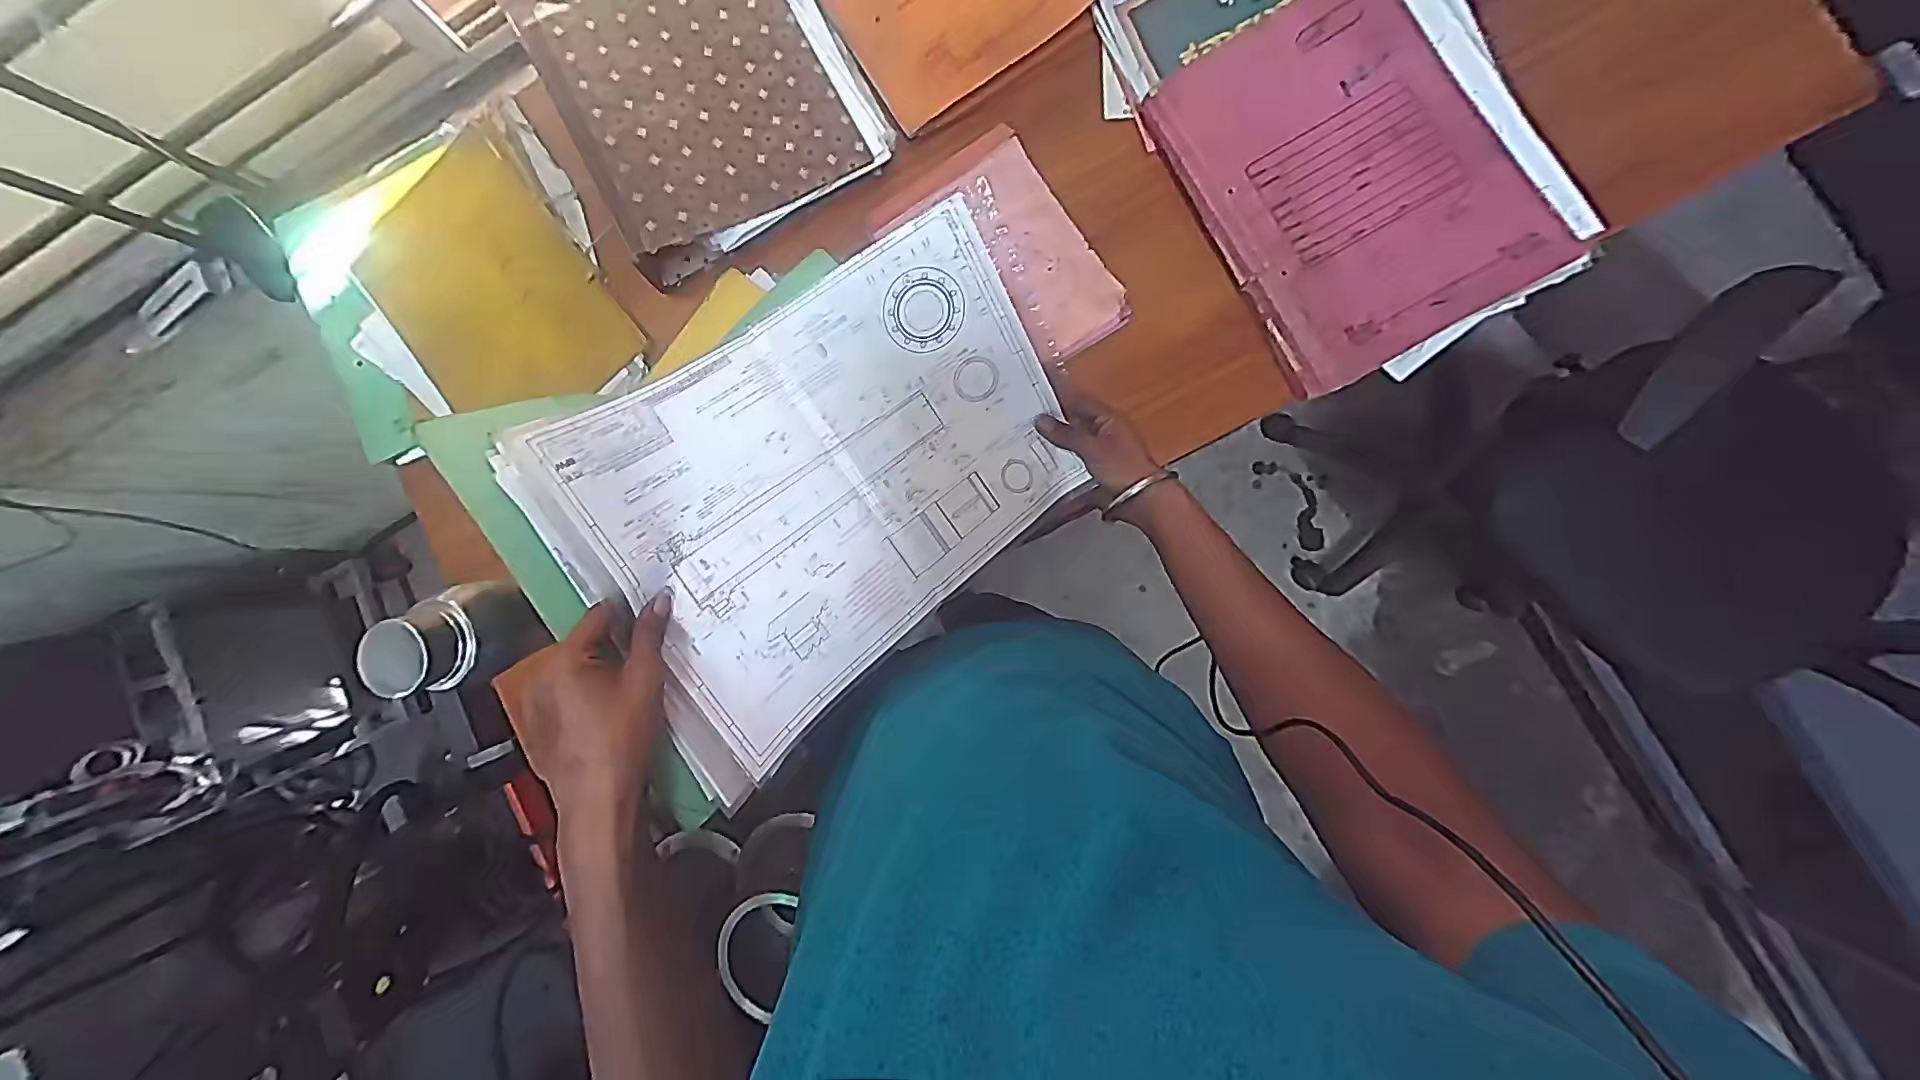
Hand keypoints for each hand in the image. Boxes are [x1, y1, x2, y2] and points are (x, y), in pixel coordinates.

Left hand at [514, 594, 672, 830]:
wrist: (597, 797)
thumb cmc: (623, 737)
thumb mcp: (645, 680)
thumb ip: (650, 636)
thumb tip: (659, 600)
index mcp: (564, 658)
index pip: (599, 616)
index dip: (628, 615)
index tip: (650, 622)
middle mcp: (540, 673)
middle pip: (585, 643)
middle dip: (614, 647)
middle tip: (643, 663)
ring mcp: (534, 700)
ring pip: (575, 669)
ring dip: (599, 670)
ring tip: (627, 690)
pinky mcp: (536, 722)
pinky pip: (564, 693)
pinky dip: (584, 693)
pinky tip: (606, 713)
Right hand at [1035, 370, 1161, 493]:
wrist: (1141, 500)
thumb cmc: (1125, 469)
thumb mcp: (1091, 448)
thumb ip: (1066, 434)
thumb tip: (1042, 421)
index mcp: (1107, 419)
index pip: (1077, 398)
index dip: (1059, 389)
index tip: (1041, 378)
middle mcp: (1103, 433)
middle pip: (1073, 420)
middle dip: (1051, 417)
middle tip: (1025, 410)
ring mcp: (1100, 453)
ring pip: (1071, 441)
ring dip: (1054, 440)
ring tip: (1028, 435)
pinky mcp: (1095, 472)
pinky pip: (1072, 462)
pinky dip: (1059, 462)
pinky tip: (1044, 464)